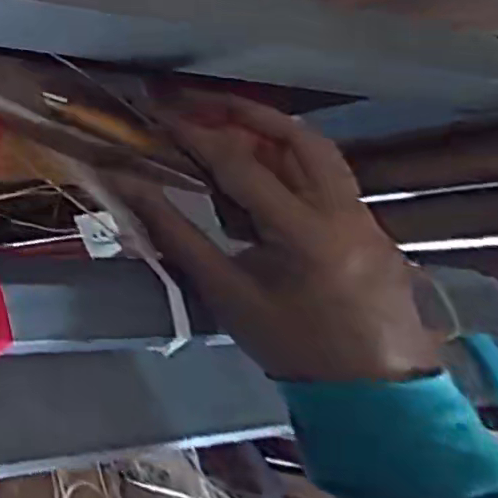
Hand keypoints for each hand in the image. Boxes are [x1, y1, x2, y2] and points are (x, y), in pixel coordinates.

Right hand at [114, 92, 442, 382]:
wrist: (376, 396)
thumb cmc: (288, 340)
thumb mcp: (221, 286)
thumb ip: (170, 227)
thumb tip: (121, 180)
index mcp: (307, 233)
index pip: (242, 164)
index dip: (193, 134)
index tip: (156, 113)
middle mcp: (346, 217)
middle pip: (302, 141)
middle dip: (244, 112)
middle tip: (193, 101)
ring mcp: (364, 223)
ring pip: (319, 156)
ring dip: (266, 132)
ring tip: (214, 122)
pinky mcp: (366, 232)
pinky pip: (323, 179)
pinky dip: (281, 159)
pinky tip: (245, 166)